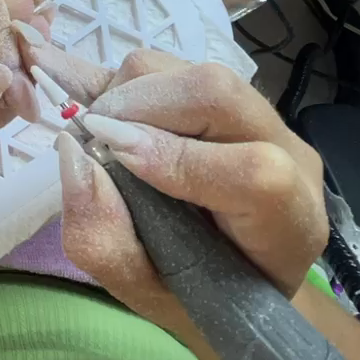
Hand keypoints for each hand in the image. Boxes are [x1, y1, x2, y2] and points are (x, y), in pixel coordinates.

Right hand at [20, 35, 326, 338]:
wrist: (231, 277)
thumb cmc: (193, 296)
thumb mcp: (140, 293)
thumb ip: (103, 237)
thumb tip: (72, 156)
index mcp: (288, 223)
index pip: (254, 171)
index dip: (173, 155)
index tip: (108, 155)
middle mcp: (287, 156)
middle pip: (217, 92)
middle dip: (135, 104)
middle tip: (91, 135)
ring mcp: (259, 115)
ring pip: (186, 67)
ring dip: (124, 90)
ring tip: (101, 132)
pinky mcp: (219, 91)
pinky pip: (167, 63)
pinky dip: (116, 79)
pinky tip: (84, 96)